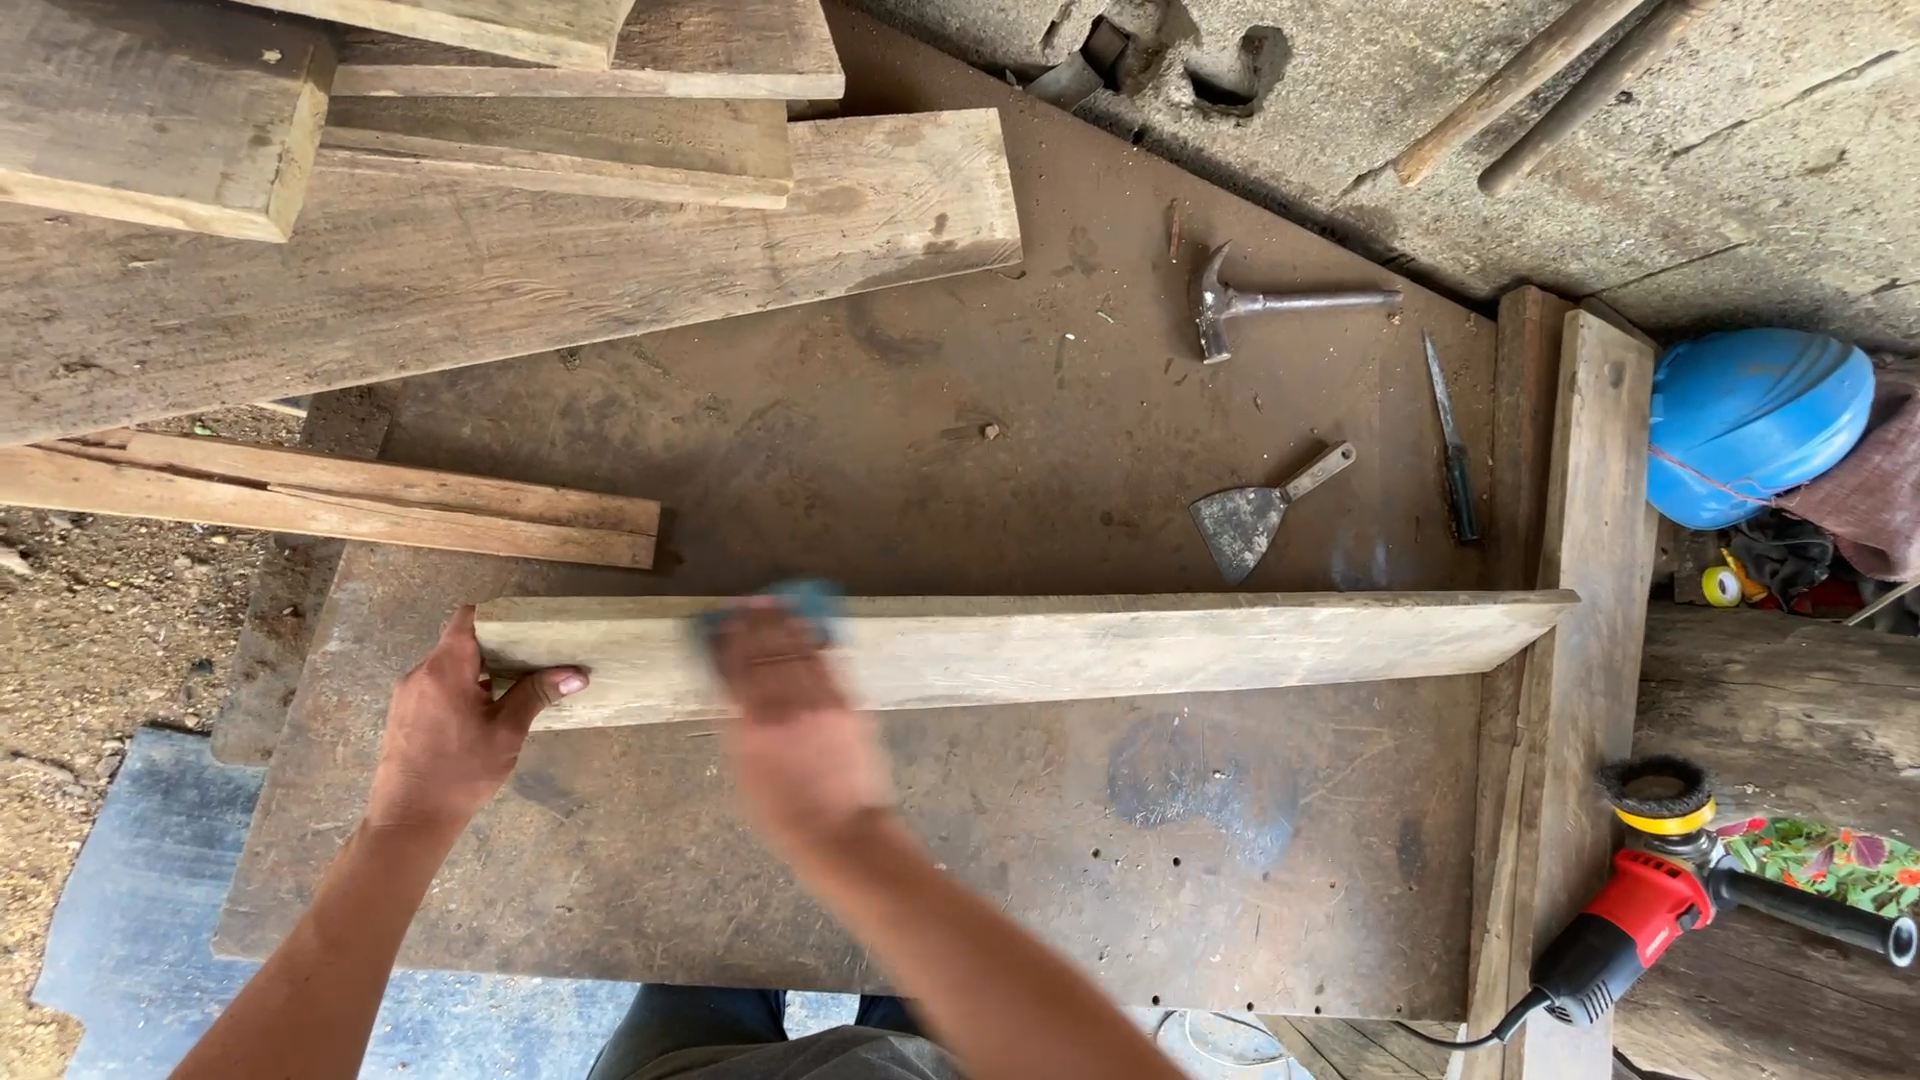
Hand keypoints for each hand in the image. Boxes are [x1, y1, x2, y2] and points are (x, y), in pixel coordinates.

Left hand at [365, 606, 586, 834]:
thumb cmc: (461, 773)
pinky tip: (490, 707)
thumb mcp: (508, 732)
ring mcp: (408, 696)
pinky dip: (466, 685)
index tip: (530, 625)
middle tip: (537, 654)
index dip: (499, 616)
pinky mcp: (405, 715)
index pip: (467, 619)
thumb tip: (578, 673)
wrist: (407, 822)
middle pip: (461, 642)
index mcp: (444, 671)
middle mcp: (420, 675)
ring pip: (450, 665)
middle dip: (499, 645)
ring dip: (483, 668)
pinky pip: (438, 685)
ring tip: (519, 681)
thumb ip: (537, 694)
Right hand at [712, 602, 894, 856]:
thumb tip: (730, 695)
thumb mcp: (745, 776)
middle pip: (767, 652)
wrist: (842, 831)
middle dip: (756, 623)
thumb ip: (738, 730)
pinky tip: (806, 625)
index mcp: (752, 727)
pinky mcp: (848, 704)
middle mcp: (785, 706)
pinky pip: (829, 663)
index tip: (725, 622)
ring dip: (784, 623)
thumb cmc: (785, 816)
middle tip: (748, 602)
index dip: (731, 642)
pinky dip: (814, 640)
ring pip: (797, 650)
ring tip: (774, 602)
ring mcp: (820, 702)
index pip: (738, 670)